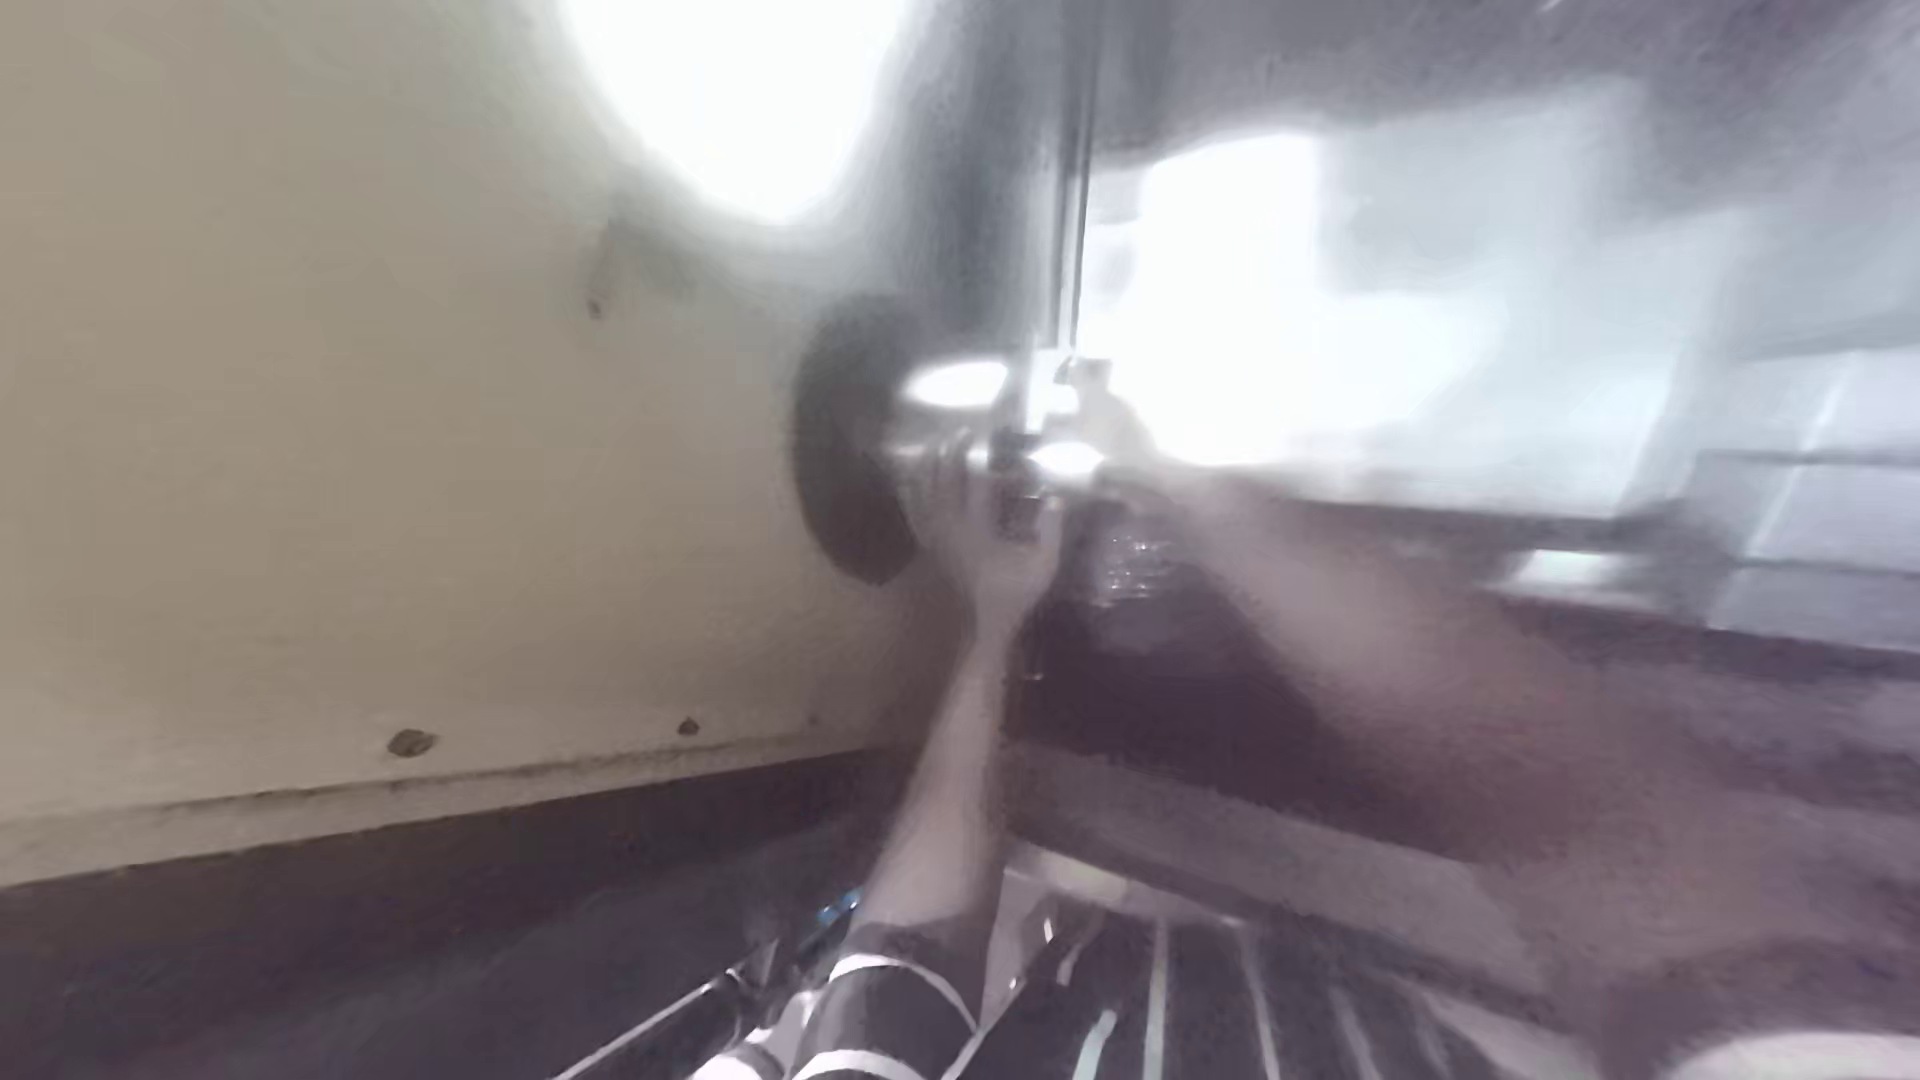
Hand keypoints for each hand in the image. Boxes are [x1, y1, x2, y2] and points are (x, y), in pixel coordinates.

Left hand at [905, 430, 1064, 639]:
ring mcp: (936, 538)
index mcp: (980, 532)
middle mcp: (952, 529)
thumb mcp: (1043, 567)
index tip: (988, 440)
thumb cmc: (1014, 596)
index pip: (978, 486)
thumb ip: (1051, 532)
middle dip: (951, 453)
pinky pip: (914, 514)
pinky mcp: (929, 546)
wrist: (982, 625)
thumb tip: (1055, 498)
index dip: (982, 460)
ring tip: (932, 444)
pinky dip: (910, 494)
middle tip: (959, 432)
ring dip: (927, 467)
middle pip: (945, 482)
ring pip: (924, 495)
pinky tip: (908, 479)